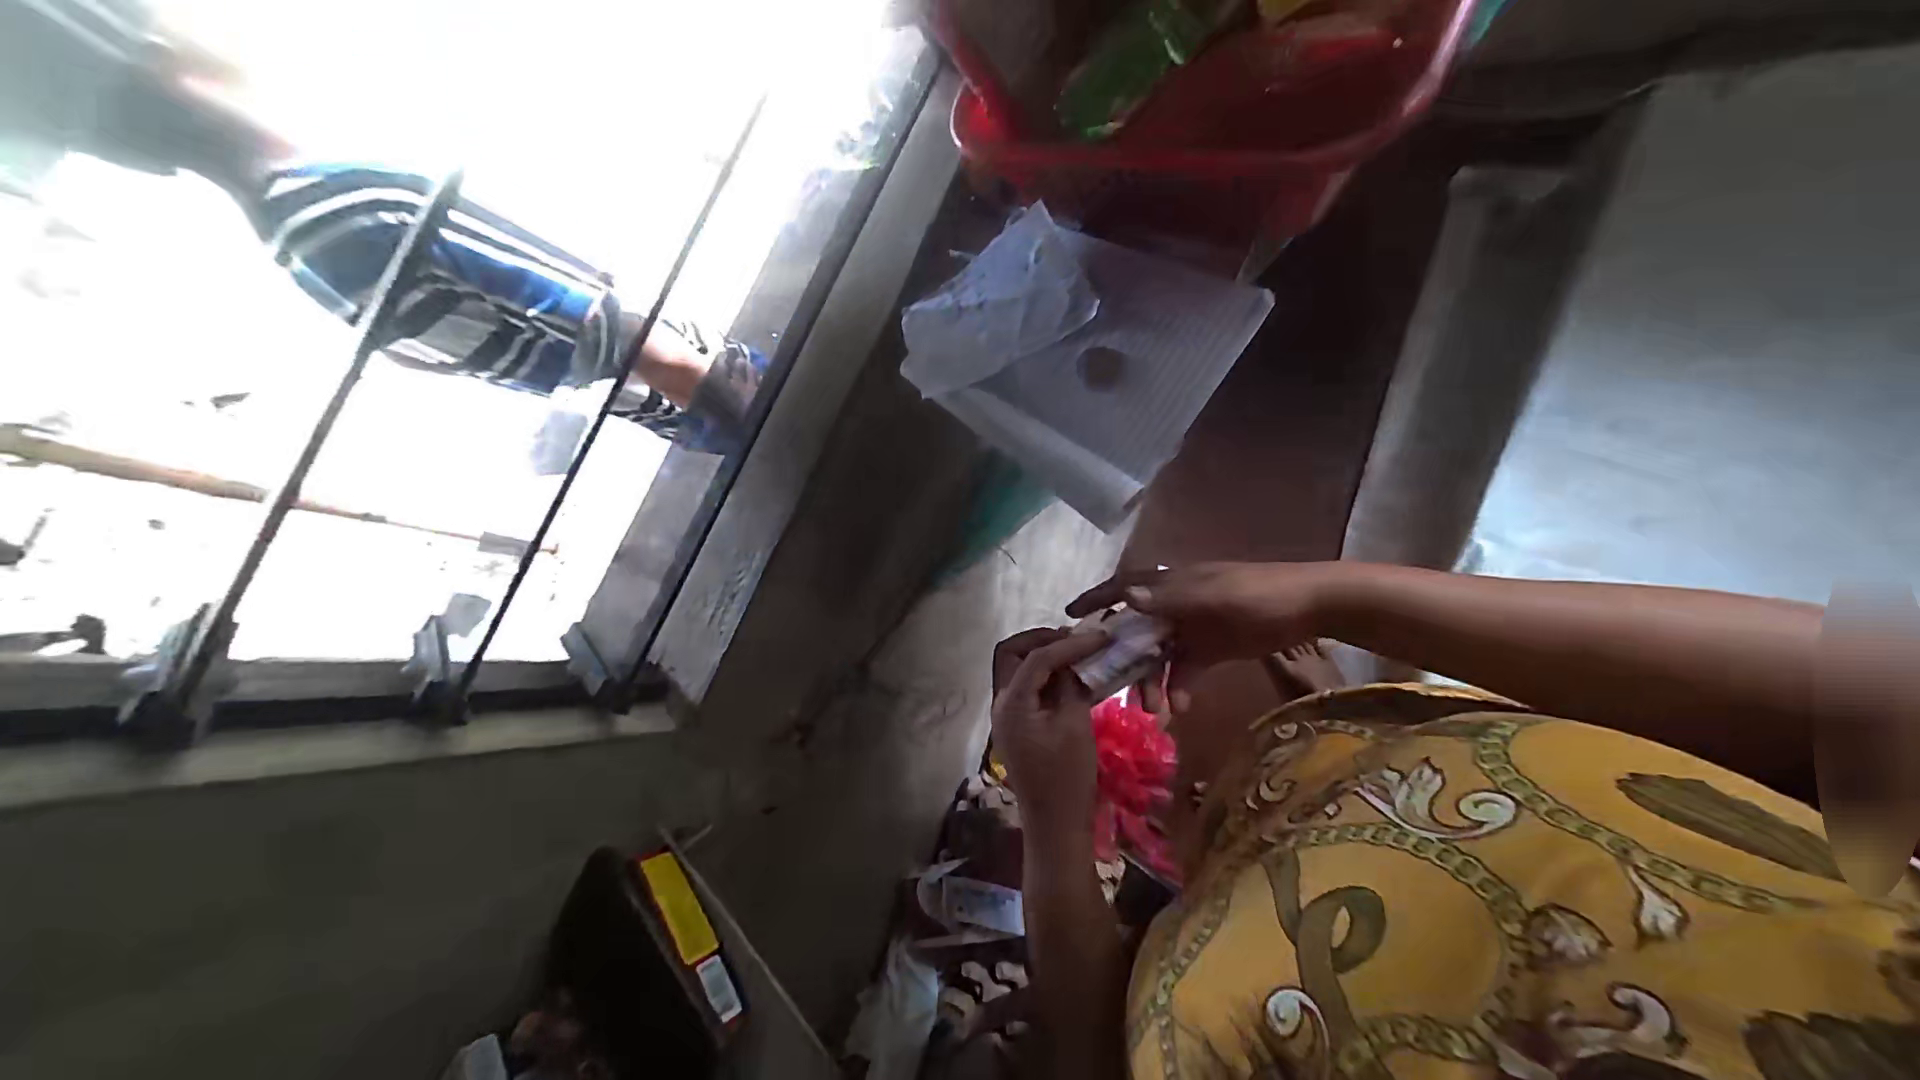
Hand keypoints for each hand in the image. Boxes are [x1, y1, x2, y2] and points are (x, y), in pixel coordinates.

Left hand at [990, 627, 1108, 838]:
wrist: (1056, 827)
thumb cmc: (1067, 779)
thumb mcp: (1075, 727)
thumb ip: (1072, 686)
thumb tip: (1075, 661)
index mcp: (1012, 703)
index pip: (1036, 657)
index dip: (1069, 643)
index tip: (1100, 636)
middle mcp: (1001, 704)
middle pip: (1010, 653)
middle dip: (1041, 640)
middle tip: (1074, 640)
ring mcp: (1006, 716)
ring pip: (1015, 669)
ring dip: (1042, 656)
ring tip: (1076, 654)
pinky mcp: (1018, 726)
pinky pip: (1025, 688)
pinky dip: (1044, 676)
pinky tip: (1071, 678)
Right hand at [1066, 562, 1341, 712]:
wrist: (1312, 607)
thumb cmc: (1259, 594)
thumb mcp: (1214, 596)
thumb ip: (1170, 600)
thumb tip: (1127, 598)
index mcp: (1172, 584)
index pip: (1124, 587)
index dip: (1096, 599)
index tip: (1069, 616)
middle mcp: (1175, 605)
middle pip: (1137, 631)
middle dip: (1124, 658)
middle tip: (1110, 685)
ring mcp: (1193, 628)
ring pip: (1159, 656)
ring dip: (1153, 680)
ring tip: (1154, 710)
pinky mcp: (1212, 649)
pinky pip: (1186, 670)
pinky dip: (1180, 687)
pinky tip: (1180, 708)